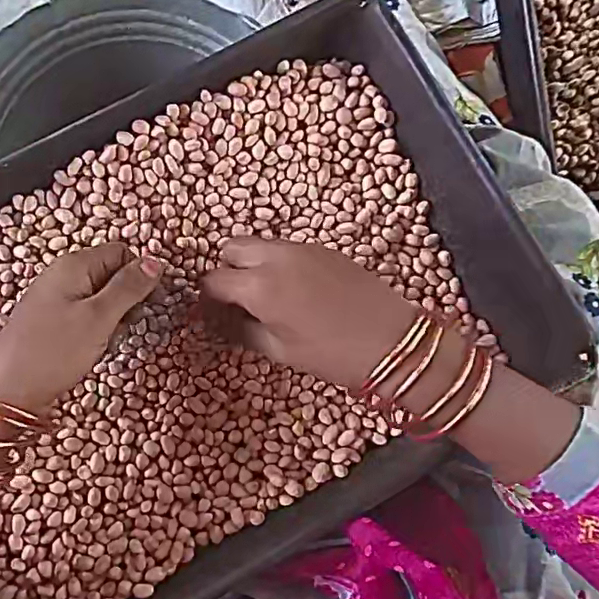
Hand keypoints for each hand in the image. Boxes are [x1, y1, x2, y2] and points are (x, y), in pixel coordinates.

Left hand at [0, 243, 162, 413]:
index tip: (148, 303)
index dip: (140, 275)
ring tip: (104, 341)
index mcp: (74, 265)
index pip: (122, 253)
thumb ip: (129, 287)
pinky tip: (91, 348)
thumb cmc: (53, 351)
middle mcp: (63, 274)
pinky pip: (86, 315)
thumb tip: (156, 262)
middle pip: (112, 275)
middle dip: (126, 301)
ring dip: (113, 319)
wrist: (7, 391)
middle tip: (122, 327)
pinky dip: (97, 330)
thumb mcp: (99, 317)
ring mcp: (55, 297)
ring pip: (102, 299)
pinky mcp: (52, 320)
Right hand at [199, 238, 421, 390]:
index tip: (211, 313)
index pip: (213, 280)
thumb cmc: (332, 354)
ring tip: (267, 296)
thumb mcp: (280, 350)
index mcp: (259, 286)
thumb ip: (244, 330)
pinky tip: (294, 290)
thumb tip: (225, 322)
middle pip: (232, 248)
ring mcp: (302, 248)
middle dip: (227, 270)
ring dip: (253, 264)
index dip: (207, 298)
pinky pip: (287, 248)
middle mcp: (275, 257)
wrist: (392, 340)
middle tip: (237, 300)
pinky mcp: (324, 248)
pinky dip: (279, 263)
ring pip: (260, 244)